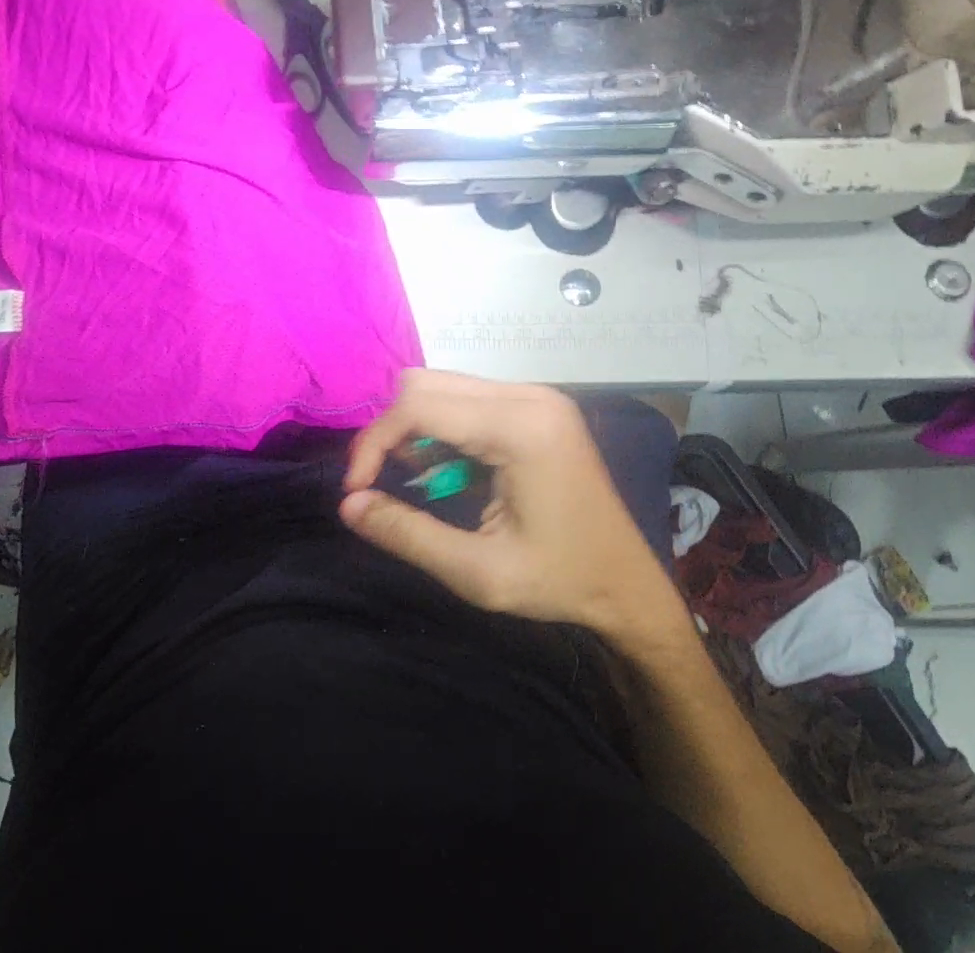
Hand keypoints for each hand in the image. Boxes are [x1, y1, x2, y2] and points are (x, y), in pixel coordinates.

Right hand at [340, 370, 688, 646]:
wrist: (628, 587)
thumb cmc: (559, 581)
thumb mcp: (476, 571)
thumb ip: (407, 534)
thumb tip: (346, 505)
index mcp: (522, 428)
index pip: (416, 406)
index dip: (372, 444)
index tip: (355, 490)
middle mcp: (529, 398)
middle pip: (422, 385)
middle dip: (387, 433)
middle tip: (375, 484)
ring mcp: (535, 399)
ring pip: (438, 388)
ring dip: (410, 431)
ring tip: (412, 482)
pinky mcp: (535, 409)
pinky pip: (462, 400)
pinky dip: (435, 430)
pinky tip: (443, 471)